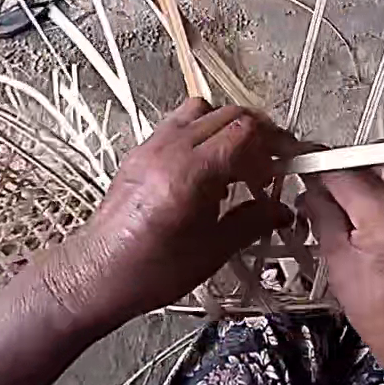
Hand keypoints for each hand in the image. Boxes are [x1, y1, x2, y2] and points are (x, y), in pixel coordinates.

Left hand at [33, 100, 290, 332]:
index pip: (245, 132)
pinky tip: (209, 164)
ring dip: (230, 126)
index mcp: (191, 174)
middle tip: (271, 163)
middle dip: (259, 133)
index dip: (274, 142)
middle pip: (229, 114)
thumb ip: (253, 221)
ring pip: (204, 109)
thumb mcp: (212, 251)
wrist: (95, 275)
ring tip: (239, 160)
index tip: (288, 160)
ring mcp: (152, 144)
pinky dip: (204, 130)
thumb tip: (284, 210)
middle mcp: (170, 149)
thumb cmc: (153, 271)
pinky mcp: (141, 149)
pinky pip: (180, 121)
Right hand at [298, 164, 383, 372]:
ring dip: (380, 180)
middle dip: (354, 167)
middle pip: (379, 158)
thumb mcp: (339, 264)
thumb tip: (310, 188)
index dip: (319, 165)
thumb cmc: (383, 315)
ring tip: (363, 209)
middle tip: (336, 189)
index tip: (305, 162)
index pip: (343, 171)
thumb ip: (323, 215)